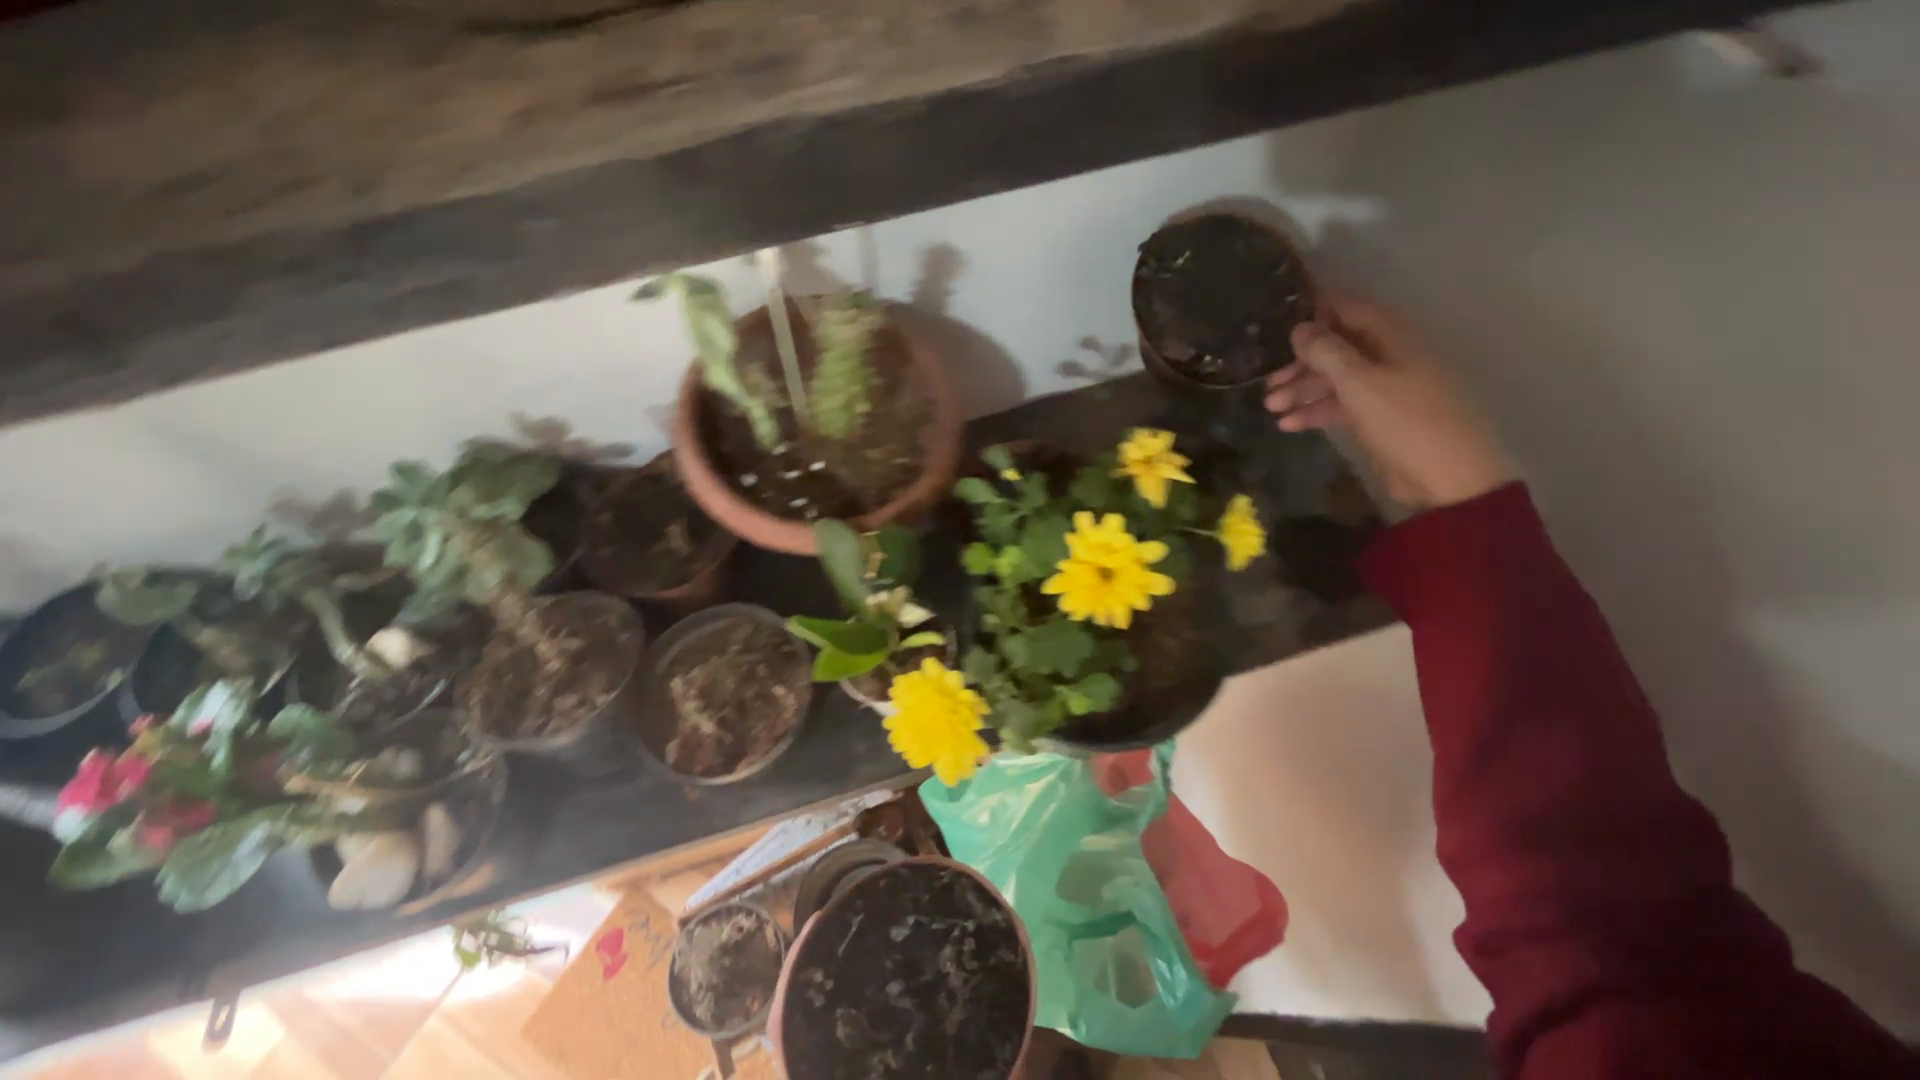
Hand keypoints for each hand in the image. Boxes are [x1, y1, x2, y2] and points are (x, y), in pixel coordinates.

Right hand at [1264, 292, 1513, 510]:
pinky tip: (1288, 425)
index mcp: (1387, 334)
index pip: (1342, 307)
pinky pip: (1339, 405)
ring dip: (1301, 390)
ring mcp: (1381, 385)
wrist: (1447, 476)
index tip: (1272, 318)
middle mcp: (1384, 353)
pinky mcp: (1376, 416)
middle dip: (1298, 362)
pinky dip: (1315, 411)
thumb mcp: (1360, 383)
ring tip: (1270, 408)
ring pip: (1333, 378)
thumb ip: (1326, 352)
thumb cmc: (1405, 420)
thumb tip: (1300, 328)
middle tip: (1266, 380)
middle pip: (1333, 347)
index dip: (1309, 310)